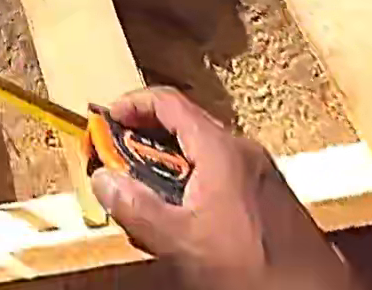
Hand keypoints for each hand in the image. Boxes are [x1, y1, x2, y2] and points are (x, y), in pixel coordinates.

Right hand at [91, 88, 356, 288]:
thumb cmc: (255, 271)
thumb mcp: (184, 242)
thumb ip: (137, 208)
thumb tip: (101, 180)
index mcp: (220, 147)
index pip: (166, 101)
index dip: (131, 104)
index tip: (106, 120)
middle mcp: (241, 149)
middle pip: (182, 124)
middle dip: (145, 140)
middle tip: (119, 160)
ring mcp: (260, 172)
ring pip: (200, 150)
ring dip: (167, 164)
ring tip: (146, 195)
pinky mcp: (270, 198)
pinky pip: (220, 172)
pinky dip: (192, 181)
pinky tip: (184, 218)